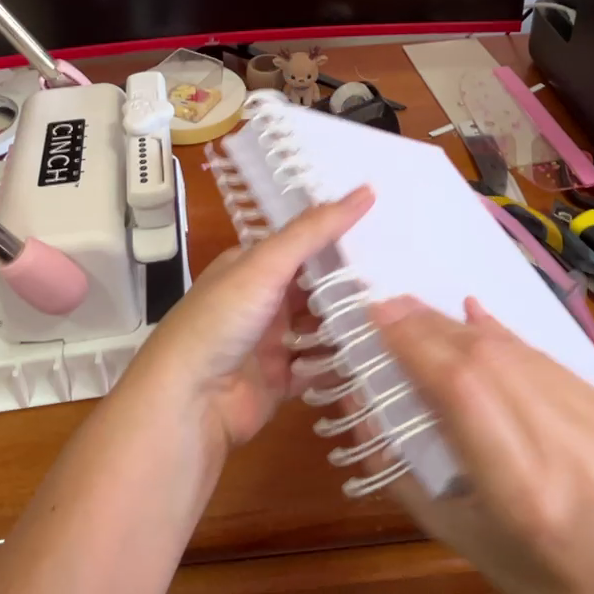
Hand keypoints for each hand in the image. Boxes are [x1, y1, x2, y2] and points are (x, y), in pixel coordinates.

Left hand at [123, 186, 374, 450]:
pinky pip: (319, 368)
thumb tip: (365, 191)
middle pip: (314, 287)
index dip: (339, 235)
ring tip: (399, 312)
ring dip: (350, 323)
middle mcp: (261, 301)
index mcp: (251, 266)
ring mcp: (270, 343)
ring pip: (320, 328)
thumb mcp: (266, 264)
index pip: (302, 243)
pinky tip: (379, 354)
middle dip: (350, 282)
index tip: (386, 227)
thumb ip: (314, 231)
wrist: (188, 402)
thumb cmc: (221, 320)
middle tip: (404, 272)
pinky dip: (341, 363)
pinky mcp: (280, 382)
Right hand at [367, 296, 593, 593]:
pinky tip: (472, 322)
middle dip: (430, 325)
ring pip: (515, 350)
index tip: (377, 317)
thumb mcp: (453, 531)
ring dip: (460, 326)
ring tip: (421, 314)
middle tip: (390, 308)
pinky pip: (543, 356)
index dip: (417, 344)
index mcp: (523, 493)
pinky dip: (500, 335)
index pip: (463, 390)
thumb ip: (399, 465)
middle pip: (487, 360)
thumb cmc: (529, 569)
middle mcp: (567, 449)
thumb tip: (361, 396)